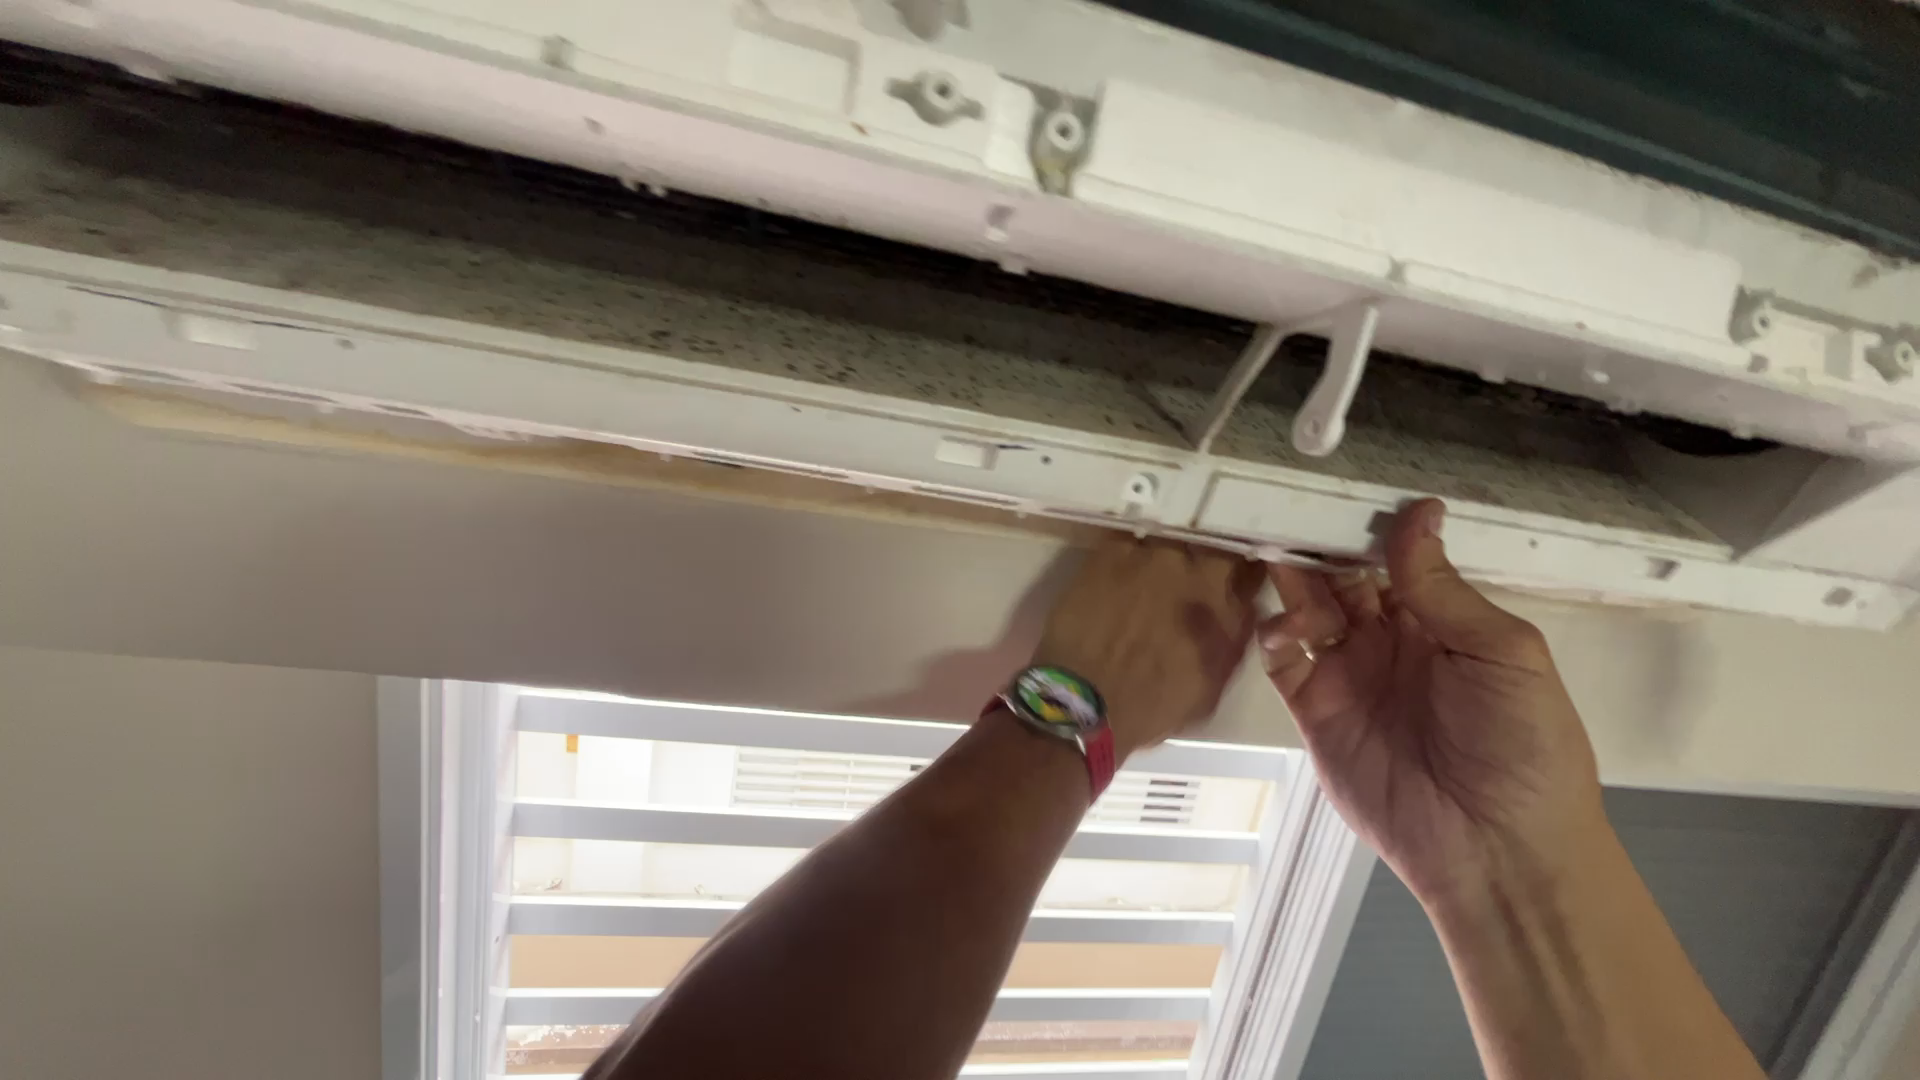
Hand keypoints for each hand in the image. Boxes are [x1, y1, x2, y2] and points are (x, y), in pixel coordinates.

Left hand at [1034, 537, 1264, 759]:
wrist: (1083, 700)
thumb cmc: (1150, 706)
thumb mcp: (1210, 684)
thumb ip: (1231, 637)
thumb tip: (1239, 606)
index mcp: (1222, 605)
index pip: (1248, 566)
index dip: (1242, 568)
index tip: (1235, 573)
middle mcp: (1191, 570)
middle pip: (1210, 544)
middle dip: (1206, 555)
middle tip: (1191, 572)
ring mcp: (1148, 555)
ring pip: (1170, 537)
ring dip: (1168, 551)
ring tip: (1154, 570)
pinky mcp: (1108, 552)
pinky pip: (1129, 537)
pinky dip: (1131, 550)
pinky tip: (1123, 566)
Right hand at [1259, 499, 1607, 907]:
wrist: (1492, 847)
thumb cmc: (1519, 744)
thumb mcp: (1502, 655)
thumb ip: (1443, 588)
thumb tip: (1420, 511)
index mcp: (1438, 622)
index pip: (1392, 561)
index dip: (1367, 531)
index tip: (1339, 497)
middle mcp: (1386, 640)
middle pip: (1340, 580)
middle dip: (1319, 550)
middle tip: (1291, 518)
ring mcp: (1346, 674)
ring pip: (1305, 611)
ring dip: (1292, 585)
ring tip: (1282, 563)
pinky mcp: (1313, 709)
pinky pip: (1282, 662)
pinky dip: (1275, 636)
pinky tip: (1287, 630)